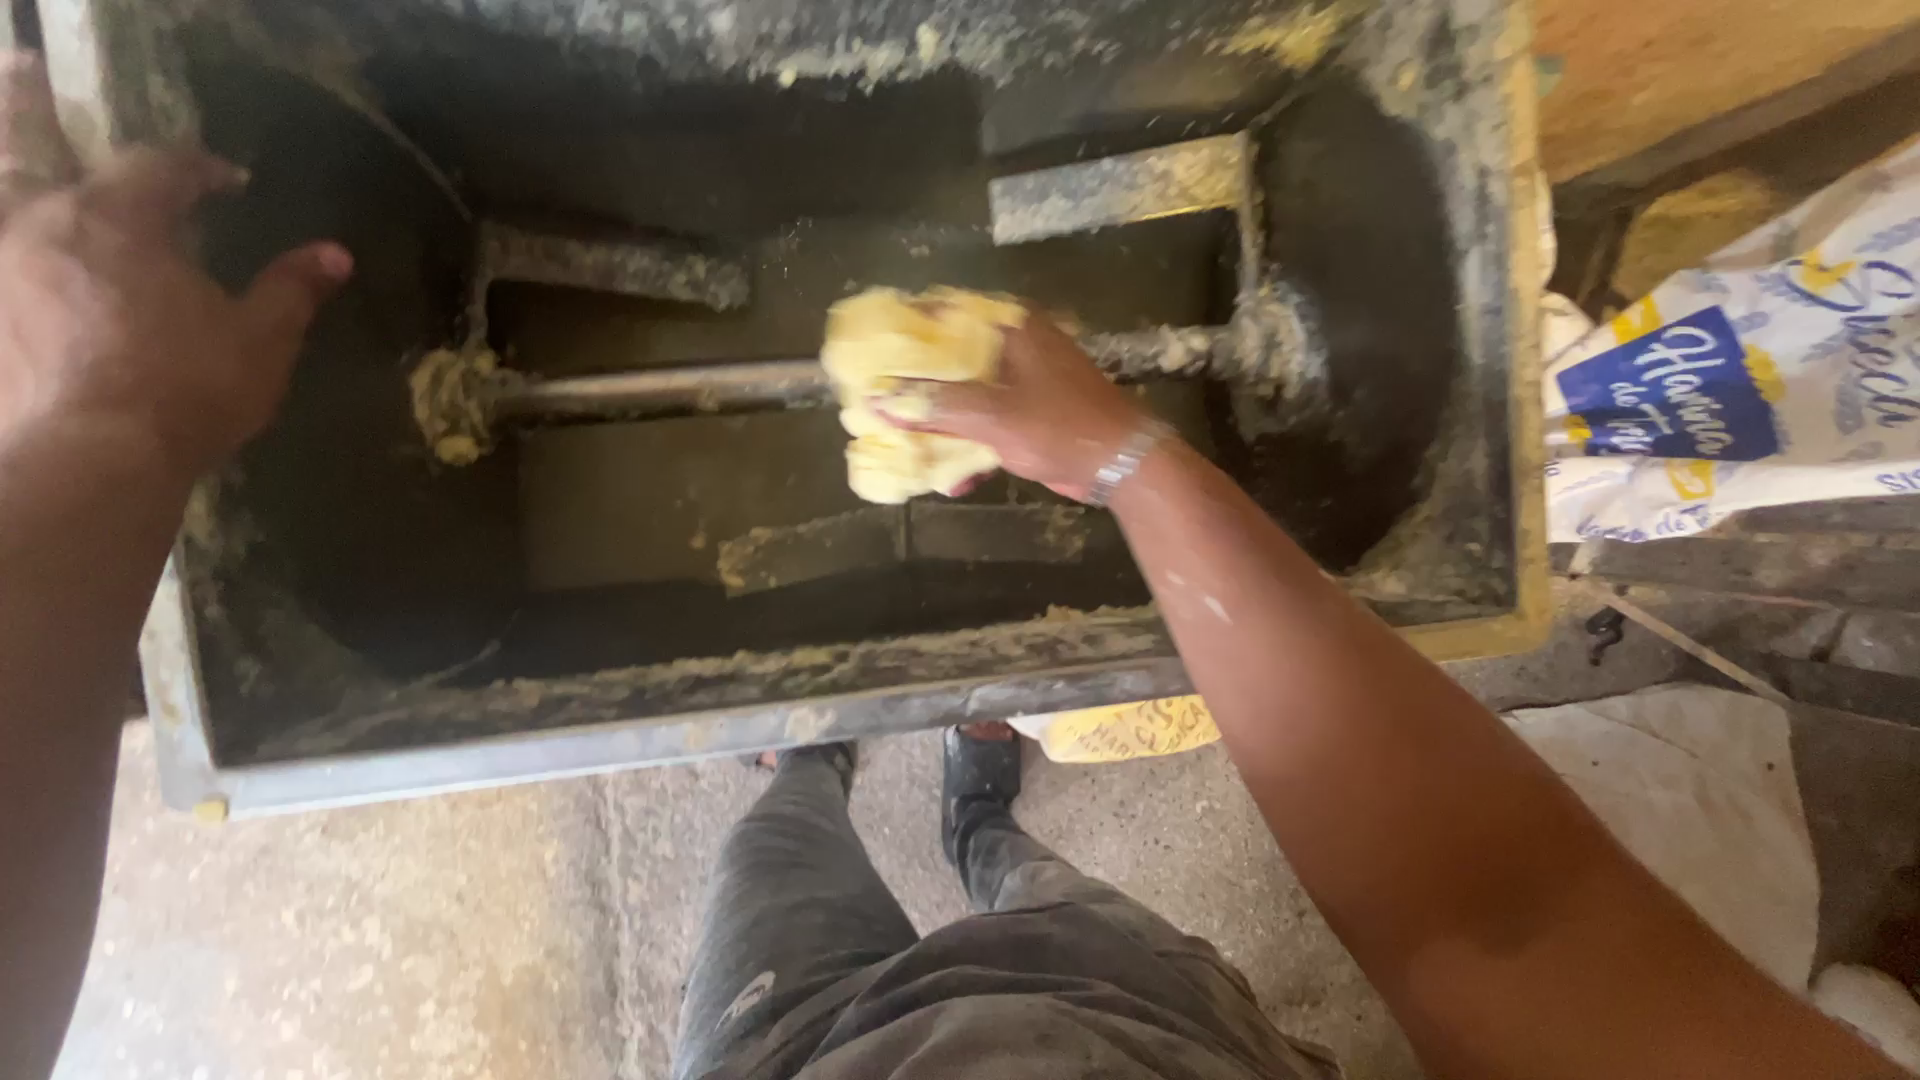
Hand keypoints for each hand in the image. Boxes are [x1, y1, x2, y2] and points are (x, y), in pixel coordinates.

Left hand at [0, 52, 350, 477]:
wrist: (97, 450)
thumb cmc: (193, 385)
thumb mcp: (263, 339)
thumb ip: (292, 289)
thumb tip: (335, 253)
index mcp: (117, 221)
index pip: (162, 167)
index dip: (201, 167)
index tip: (231, 179)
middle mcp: (36, 219)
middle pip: (22, 137)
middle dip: (28, 98)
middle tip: (28, 65)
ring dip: (5, 159)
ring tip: (18, 151)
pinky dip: (6, 232)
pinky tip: (21, 245)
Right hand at [887, 311, 1153, 500]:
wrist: (1122, 464)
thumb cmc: (1060, 426)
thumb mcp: (992, 415)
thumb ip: (934, 406)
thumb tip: (877, 399)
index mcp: (1008, 327)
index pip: (941, 313)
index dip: (903, 331)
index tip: (869, 355)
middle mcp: (1012, 346)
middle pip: (948, 358)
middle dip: (915, 389)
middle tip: (879, 407)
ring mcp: (1021, 381)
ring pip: (964, 394)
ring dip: (940, 424)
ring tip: (906, 447)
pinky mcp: (1028, 412)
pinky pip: (985, 421)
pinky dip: (969, 444)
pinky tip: (954, 476)